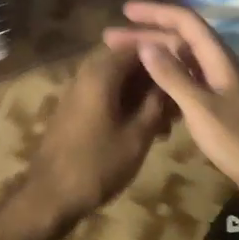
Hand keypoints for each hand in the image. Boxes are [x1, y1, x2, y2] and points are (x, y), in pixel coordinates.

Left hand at [24, 45, 173, 223]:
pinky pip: (108, 93)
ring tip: (170, 121)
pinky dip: (129, 104)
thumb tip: (171, 77)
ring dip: (144, 94)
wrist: (50, 194)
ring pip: (120, 79)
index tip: (188, 70)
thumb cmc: (97, 164)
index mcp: (102, 72)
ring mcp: (81, 89)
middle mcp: (88, 71)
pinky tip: (149, 129)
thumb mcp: (137, 136)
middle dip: (156, 77)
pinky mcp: (78, 107)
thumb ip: (156, 103)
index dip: (166, 54)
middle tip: (181, 100)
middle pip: (129, 61)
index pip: (139, 45)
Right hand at [103, 0, 238, 227]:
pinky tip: (147, 94)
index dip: (156, 12)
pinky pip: (186, 86)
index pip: (185, 21)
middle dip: (146, 35)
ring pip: (182, 63)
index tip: (125, 11)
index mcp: (219, 59)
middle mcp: (219, 67)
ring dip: (153, 59)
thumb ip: (173, 76)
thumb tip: (146, 43)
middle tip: (110, 39)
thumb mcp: (201, 109)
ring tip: (123, 64)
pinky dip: (165, 83)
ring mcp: (220, 90)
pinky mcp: (218, 111)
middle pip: (180, 41)